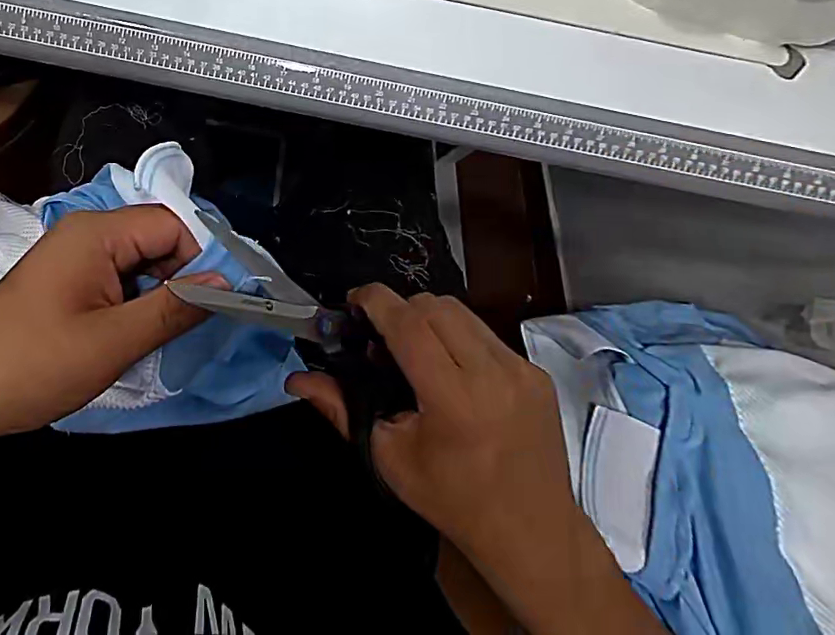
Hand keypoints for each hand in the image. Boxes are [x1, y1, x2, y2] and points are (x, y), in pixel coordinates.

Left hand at [0, 205, 221, 488]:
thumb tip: (226, 283)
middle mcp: (85, 232)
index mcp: (96, 231)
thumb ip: (175, 307)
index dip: (203, 260)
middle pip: (157, 240)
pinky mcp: (64, 280)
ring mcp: (72, 256)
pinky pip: (116, 278)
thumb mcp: (113, 342)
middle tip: (190, 327)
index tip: (223, 303)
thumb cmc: (30, 367)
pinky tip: (130, 337)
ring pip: (139, 262)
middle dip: (181, 279)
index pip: (174, 225)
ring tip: (156, 337)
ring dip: (157, 295)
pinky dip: (133, 303)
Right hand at [285, 285, 575, 558]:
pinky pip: (485, 331)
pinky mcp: (536, 371)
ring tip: (414, 350)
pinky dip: (458, 336)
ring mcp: (521, 370)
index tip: (355, 301)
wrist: (533, 533)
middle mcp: (494, 376)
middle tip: (381, 337)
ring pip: (461, 310)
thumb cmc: (455, 501)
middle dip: (399, 310)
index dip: (376, 301)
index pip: (409, 324)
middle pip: (433, 306)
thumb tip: (299, 381)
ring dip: (428, 317)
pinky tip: (450, 367)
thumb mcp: (389, 457)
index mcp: (455, 401)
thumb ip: (341, 408)